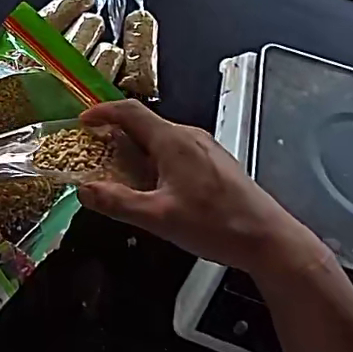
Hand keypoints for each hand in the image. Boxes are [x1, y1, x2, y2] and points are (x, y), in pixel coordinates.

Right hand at [75, 99, 330, 279]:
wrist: (269, 240)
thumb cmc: (217, 225)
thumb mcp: (158, 218)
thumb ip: (117, 202)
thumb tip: (84, 190)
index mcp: (173, 141)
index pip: (129, 111)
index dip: (102, 112)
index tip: (83, 121)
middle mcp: (189, 137)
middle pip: (144, 124)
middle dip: (115, 134)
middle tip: (94, 152)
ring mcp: (205, 148)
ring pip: (160, 138)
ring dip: (134, 148)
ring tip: (118, 171)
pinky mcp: (214, 163)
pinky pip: (175, 150)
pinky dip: (154, 158)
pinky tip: (152, 185)